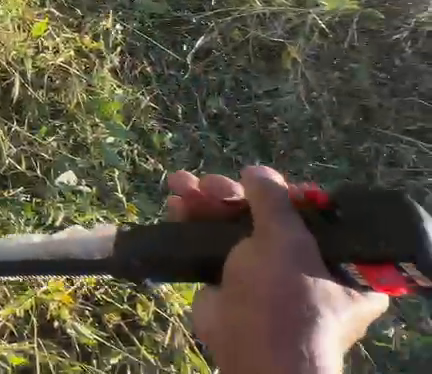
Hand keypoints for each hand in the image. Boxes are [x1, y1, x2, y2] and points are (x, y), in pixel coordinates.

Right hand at [166, 166, 388, 373]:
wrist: (250, 345)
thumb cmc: (286, 298)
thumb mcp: (287, 245)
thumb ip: (274, 205)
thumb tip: (258, 170)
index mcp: (340, 266)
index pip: (315, 219)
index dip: (285, 196)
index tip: (257, 182)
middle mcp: (305, 266)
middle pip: (265, 215)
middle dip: (231, 194)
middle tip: (209, 184)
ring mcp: (263, 271)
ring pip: (231, 223)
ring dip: (204, 200)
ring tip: (180, 185)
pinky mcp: (228, 274)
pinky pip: (210, 238)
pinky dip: (192, 218)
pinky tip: (175, 203)